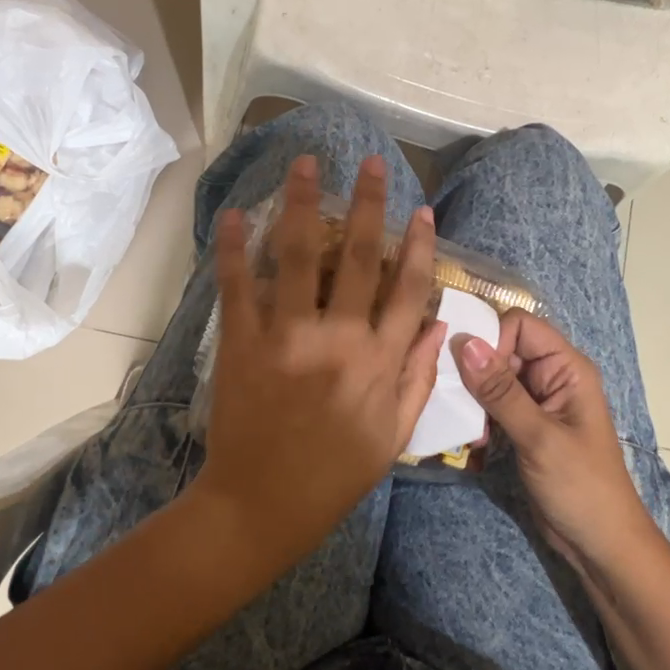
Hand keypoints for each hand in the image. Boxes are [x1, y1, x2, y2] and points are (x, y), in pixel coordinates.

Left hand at [195, 154, 445, 560]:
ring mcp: (287, 338)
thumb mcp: (392, 437)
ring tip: (304, 163)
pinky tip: (233, 214)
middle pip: (359, 258)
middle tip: (373, 162)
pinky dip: (233, 249)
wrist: (262, 507)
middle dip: (369, 204)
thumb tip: (436, 328)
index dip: (420, 247)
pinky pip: (238, 287)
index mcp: (380, 363)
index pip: (410, 291)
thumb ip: (417, 380)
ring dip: (301, 204)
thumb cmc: (333, 477)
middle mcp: (340, 340)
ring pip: (297, 257)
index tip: (423, 211)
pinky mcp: (242, 344)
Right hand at [453, 312, 655, 571]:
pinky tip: (470, 440)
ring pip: (493, 380)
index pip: (520, 326)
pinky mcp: (524, 428)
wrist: (600, 543)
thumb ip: (500, 391)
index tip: (463, 368)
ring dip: (473, 399)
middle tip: (451, 399)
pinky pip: (493, 407)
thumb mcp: (538, 437)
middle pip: (502, 350)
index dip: (491, 339)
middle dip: (475, 371)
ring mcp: (537, 404)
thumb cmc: (580, 487)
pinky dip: (479, 419)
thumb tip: (464, 343)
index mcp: (567, 368)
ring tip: (465, 426)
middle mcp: (551, 378)